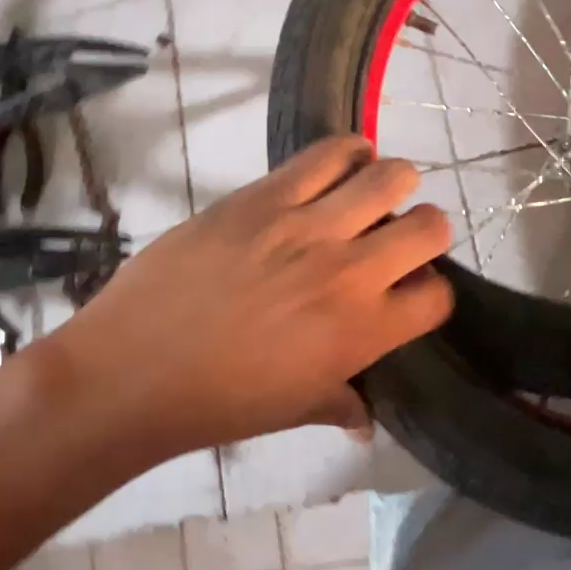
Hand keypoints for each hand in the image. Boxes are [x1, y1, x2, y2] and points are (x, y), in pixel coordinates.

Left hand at [59, 136, 452, 454]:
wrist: (134, 369)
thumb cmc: (217, 401)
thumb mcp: (293, 411)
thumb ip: (340, 403)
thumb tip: (364, 416)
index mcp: (361, 331)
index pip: (436, 295)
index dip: (430, 291)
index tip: (408, 290)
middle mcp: (348, 271)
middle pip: (429, 226)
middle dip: (426, 229)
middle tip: (397, 236)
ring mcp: (307, 226)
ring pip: (389, 175)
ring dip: (393, 183)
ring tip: (372, 194)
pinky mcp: (265, 195)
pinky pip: (328, 153)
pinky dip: (347, 152)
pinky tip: (340, 165)